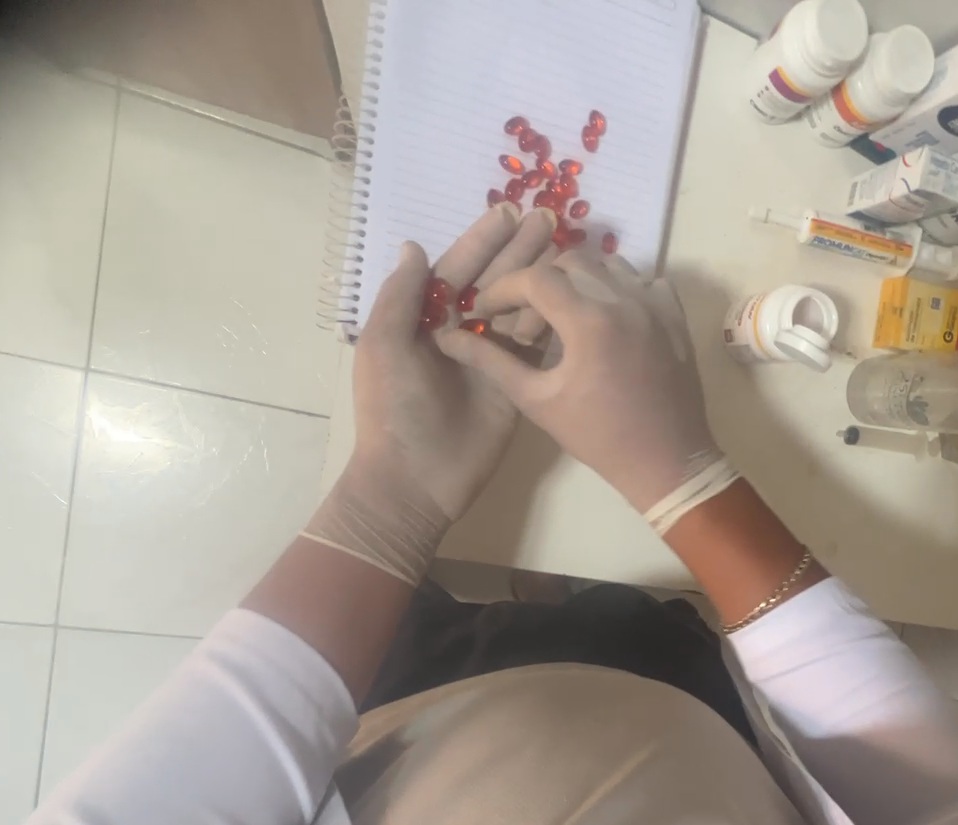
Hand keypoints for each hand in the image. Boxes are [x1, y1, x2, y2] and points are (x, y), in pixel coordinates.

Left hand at [302, 203, 557, 582]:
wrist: (418, 479)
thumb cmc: (394, 411)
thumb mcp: (384, 347)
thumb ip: (400, 297)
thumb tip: (414, 246)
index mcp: (424, 318)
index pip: (457, 268)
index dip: (483, 241)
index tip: (510, 212)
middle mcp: (460, 331)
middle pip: (494, 282)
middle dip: (520, 251)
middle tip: (550, 220)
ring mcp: (492, 358)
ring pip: (518, 309)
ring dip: (541, 280)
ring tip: (569, 251)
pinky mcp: (517, 384)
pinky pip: (534, 347)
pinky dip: (551, 322)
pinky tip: (573, 299)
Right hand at [435, 252, 726, 520]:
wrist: (666, 461)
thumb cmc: (600, 438)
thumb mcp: (539, 402)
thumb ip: (494, 363)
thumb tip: (449, 338)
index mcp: (590, 322)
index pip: (535, 279)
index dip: (503, 290)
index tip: (488, 311)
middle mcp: (626, 301)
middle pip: (570, 263)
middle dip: (540, 286)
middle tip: (528, 325)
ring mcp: (656, 306)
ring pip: (609, 266)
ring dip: (579, 283)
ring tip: (567, 321)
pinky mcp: (676, 317)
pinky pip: (644, 282)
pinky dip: (620, 290)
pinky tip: (608, 321)